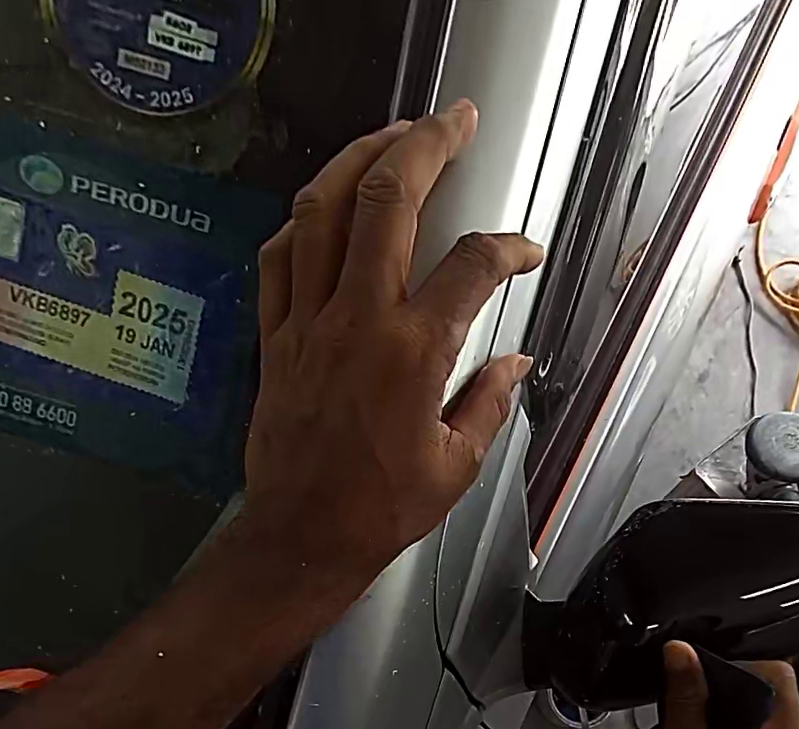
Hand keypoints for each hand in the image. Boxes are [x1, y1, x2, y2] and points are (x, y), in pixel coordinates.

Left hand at [242, 100, 544, 585]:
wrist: (304, 537)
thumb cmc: (380, 509)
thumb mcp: (456, 465)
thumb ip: (489, 402)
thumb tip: (515, 363)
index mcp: (414, 354)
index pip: (473, 266)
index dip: (510, 247)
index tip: (524, 254)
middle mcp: (358, 322)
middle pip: (388, 200)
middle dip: (426, 143)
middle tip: (453, 121)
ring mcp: (307, 325)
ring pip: (321, 212)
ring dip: (356, 160)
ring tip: (387, 140)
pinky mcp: (275, 341)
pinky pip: (277, 262)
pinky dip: (301, 225)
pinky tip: (320, 212)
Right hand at [644, 643, 798, 728]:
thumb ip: (685, 700)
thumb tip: (680, 648)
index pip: (778, 679)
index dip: (738, 660)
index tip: (695, 658)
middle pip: (767, 692)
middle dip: (720, 681)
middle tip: (677, 680)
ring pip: (753, 711)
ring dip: (713, 704)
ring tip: (675, 708)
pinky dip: (715, 725)